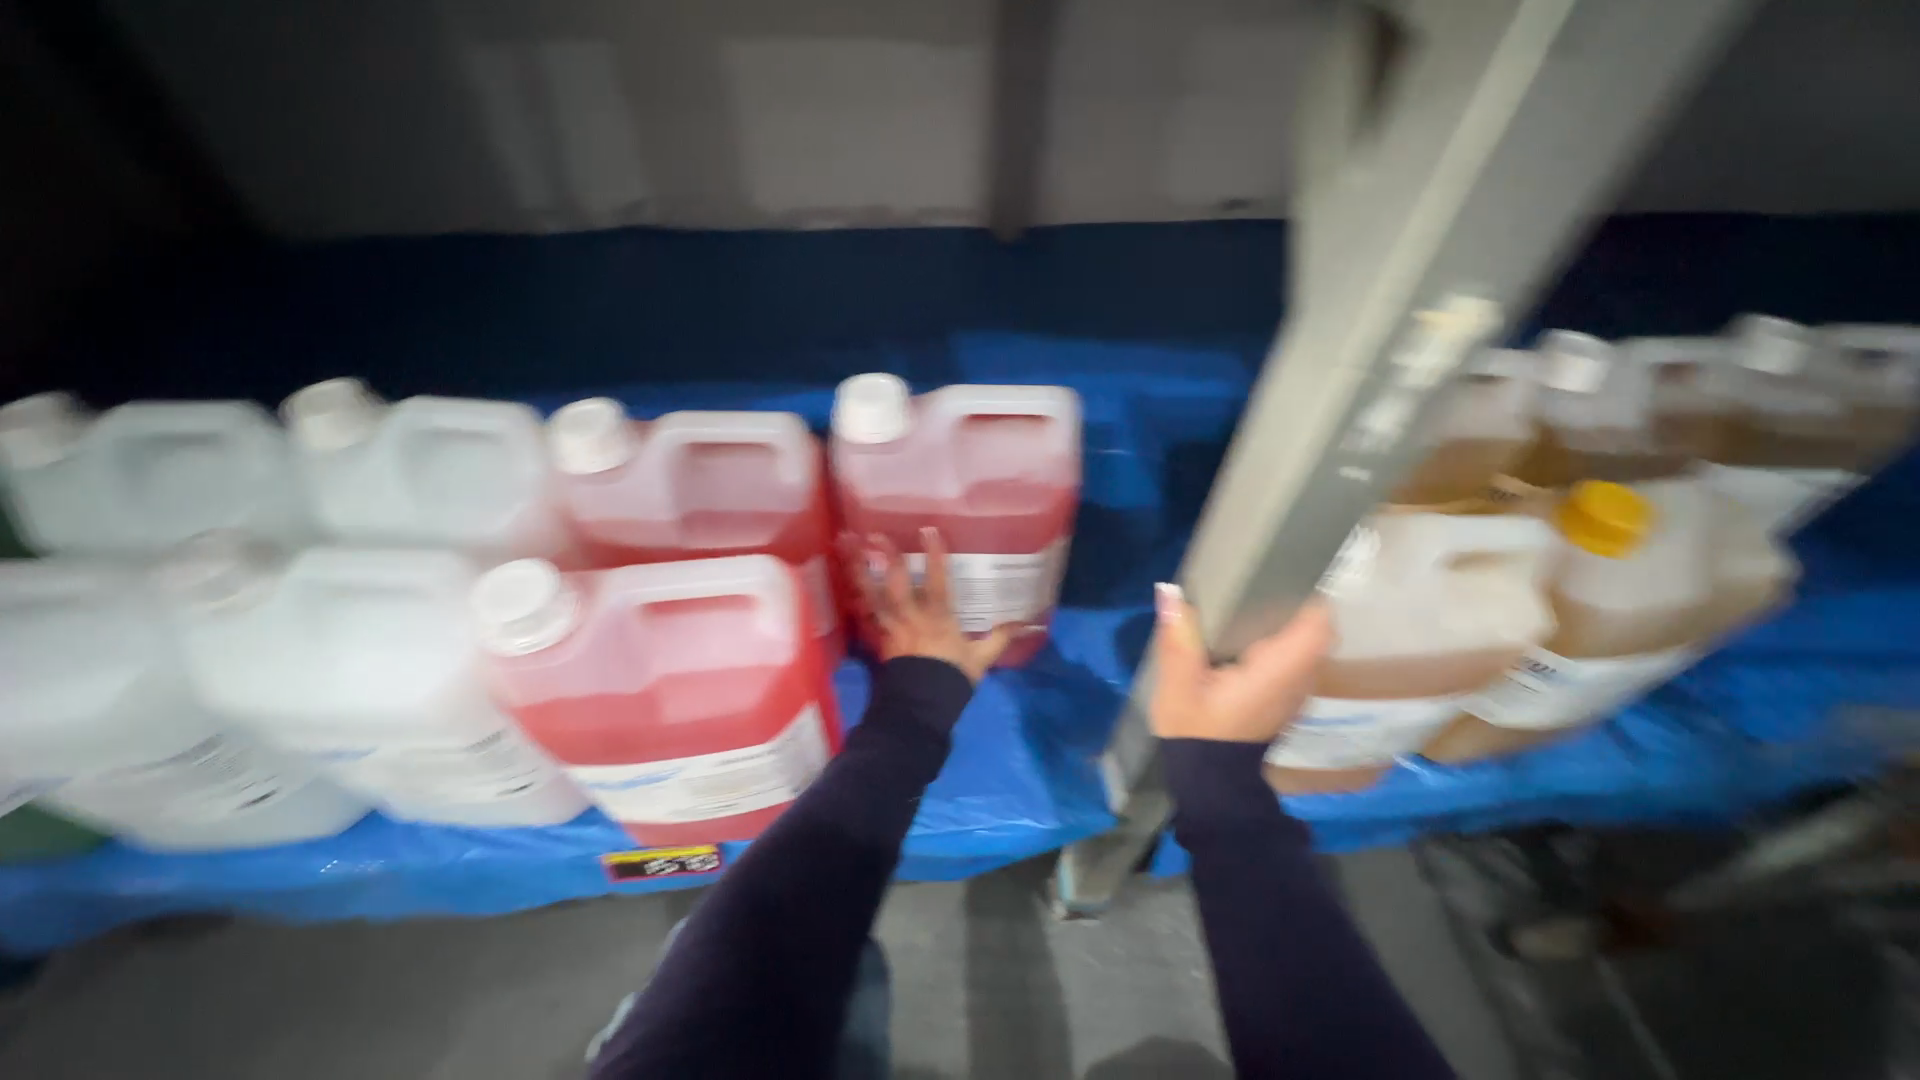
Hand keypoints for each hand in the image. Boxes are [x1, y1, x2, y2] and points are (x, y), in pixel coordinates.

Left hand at [839, 527, 1032, 682]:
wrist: (922, 707)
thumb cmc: (952, 679)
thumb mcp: (980, 659)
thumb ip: (999, 638)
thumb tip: (1026, 624)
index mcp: (939, 619)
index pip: (937, 582)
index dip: (934, 556)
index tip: (929, 531)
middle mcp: (912, 618)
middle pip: (897, 584)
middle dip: (887, 558)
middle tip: (875, 534)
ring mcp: (891, 628)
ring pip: (873, 595)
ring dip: (859, 571)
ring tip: (846, 547)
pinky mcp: (878, 639)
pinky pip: (864, 614)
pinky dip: (854, 597)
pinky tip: (845, 579)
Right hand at [1149, 583, 1333, 743]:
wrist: (1208, 779)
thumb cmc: (1195, 730)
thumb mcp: (1177, 685)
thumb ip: (1178, 638)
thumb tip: (1170, 591)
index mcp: (1277, 672)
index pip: (1318, 627)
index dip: (1310, 598)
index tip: (1284, 577)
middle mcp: (1298, 680)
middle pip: (1316, 632)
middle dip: (1296, 607)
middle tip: (1261, 588)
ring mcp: (1296, 692)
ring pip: (1309, 646)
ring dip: (1291, 625)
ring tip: (1255, 605)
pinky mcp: (1287, 698)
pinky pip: (1297, 660)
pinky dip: (1284, 644)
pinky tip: (1250, 638)